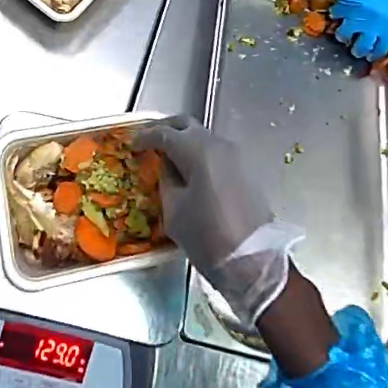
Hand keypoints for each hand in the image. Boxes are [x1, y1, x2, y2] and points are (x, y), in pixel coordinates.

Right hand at [139, 119, 302, 323]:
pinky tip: (188, 170)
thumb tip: (166, 165)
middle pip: (187, 125)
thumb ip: (166, 179)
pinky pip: (215, 152)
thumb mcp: (174, 210)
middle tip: (148, 141)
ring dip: (183, 141)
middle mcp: (219, 146)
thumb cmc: (208, 238)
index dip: (146, 136)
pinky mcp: (244, 170)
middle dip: (165, 129)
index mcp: (199, 152)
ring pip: (203, 137)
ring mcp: (235, 156)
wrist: (254, 262)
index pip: (165, 133)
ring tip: (166, 157)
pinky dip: (198, 153)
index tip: (133, 143)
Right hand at [332, 0, 387, 59]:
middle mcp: (372, 26)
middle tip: (355, 48)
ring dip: (343, 36)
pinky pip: (336, 17)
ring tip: (344, 34)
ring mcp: (356, 16)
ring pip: (344, 35)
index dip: (375, 54)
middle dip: (358, 50)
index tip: (370, 55)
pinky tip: (339, 15)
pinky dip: (336, 17)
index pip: (380, 49)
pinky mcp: (344, 6)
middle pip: (361, 47)